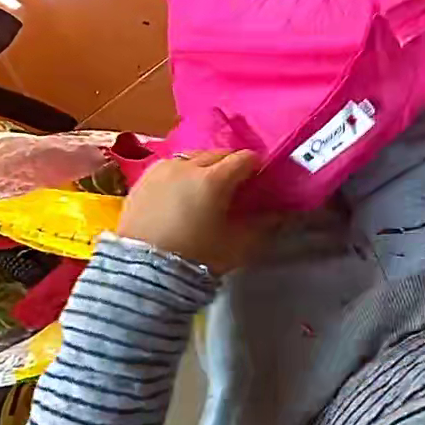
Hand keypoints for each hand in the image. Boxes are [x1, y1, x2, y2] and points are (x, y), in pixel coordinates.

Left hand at [115, 150, 271, 274]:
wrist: (143, 271)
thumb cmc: (197, 257)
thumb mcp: (238, 244)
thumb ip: (264, 225)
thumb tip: (282, 213)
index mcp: (214, 179)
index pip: (245, 158)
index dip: (257, 166)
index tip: (260, 180)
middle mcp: (188, 166)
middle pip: (219, 153)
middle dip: (231, 164)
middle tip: (236, 185)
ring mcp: (162, 170)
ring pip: (193, 156)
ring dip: (205, 166)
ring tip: (207, 186)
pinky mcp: (143, 179)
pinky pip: (170, 167)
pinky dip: (182, 173)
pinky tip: (182, 192)